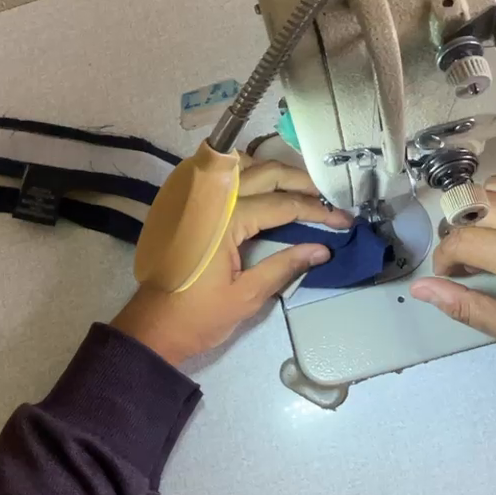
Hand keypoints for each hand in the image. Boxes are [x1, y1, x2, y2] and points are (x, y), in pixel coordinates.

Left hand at [113, 158, 349, 366]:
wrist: (152, 327)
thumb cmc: (198, 317)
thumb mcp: (247, 297)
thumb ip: (285, 266)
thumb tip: (322, 249)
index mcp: (225, 221)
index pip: (282, 205)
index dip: (317, 211)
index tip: (343, 219)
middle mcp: (210, 200)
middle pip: (265, 173)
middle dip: (301, 182)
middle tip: (328, 196)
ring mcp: (195, 199)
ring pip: (242, 166)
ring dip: (273, 172)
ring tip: (302, 188)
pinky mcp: (187, 206)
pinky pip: (221, 177)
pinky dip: (247, 175)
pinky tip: (265, 188)